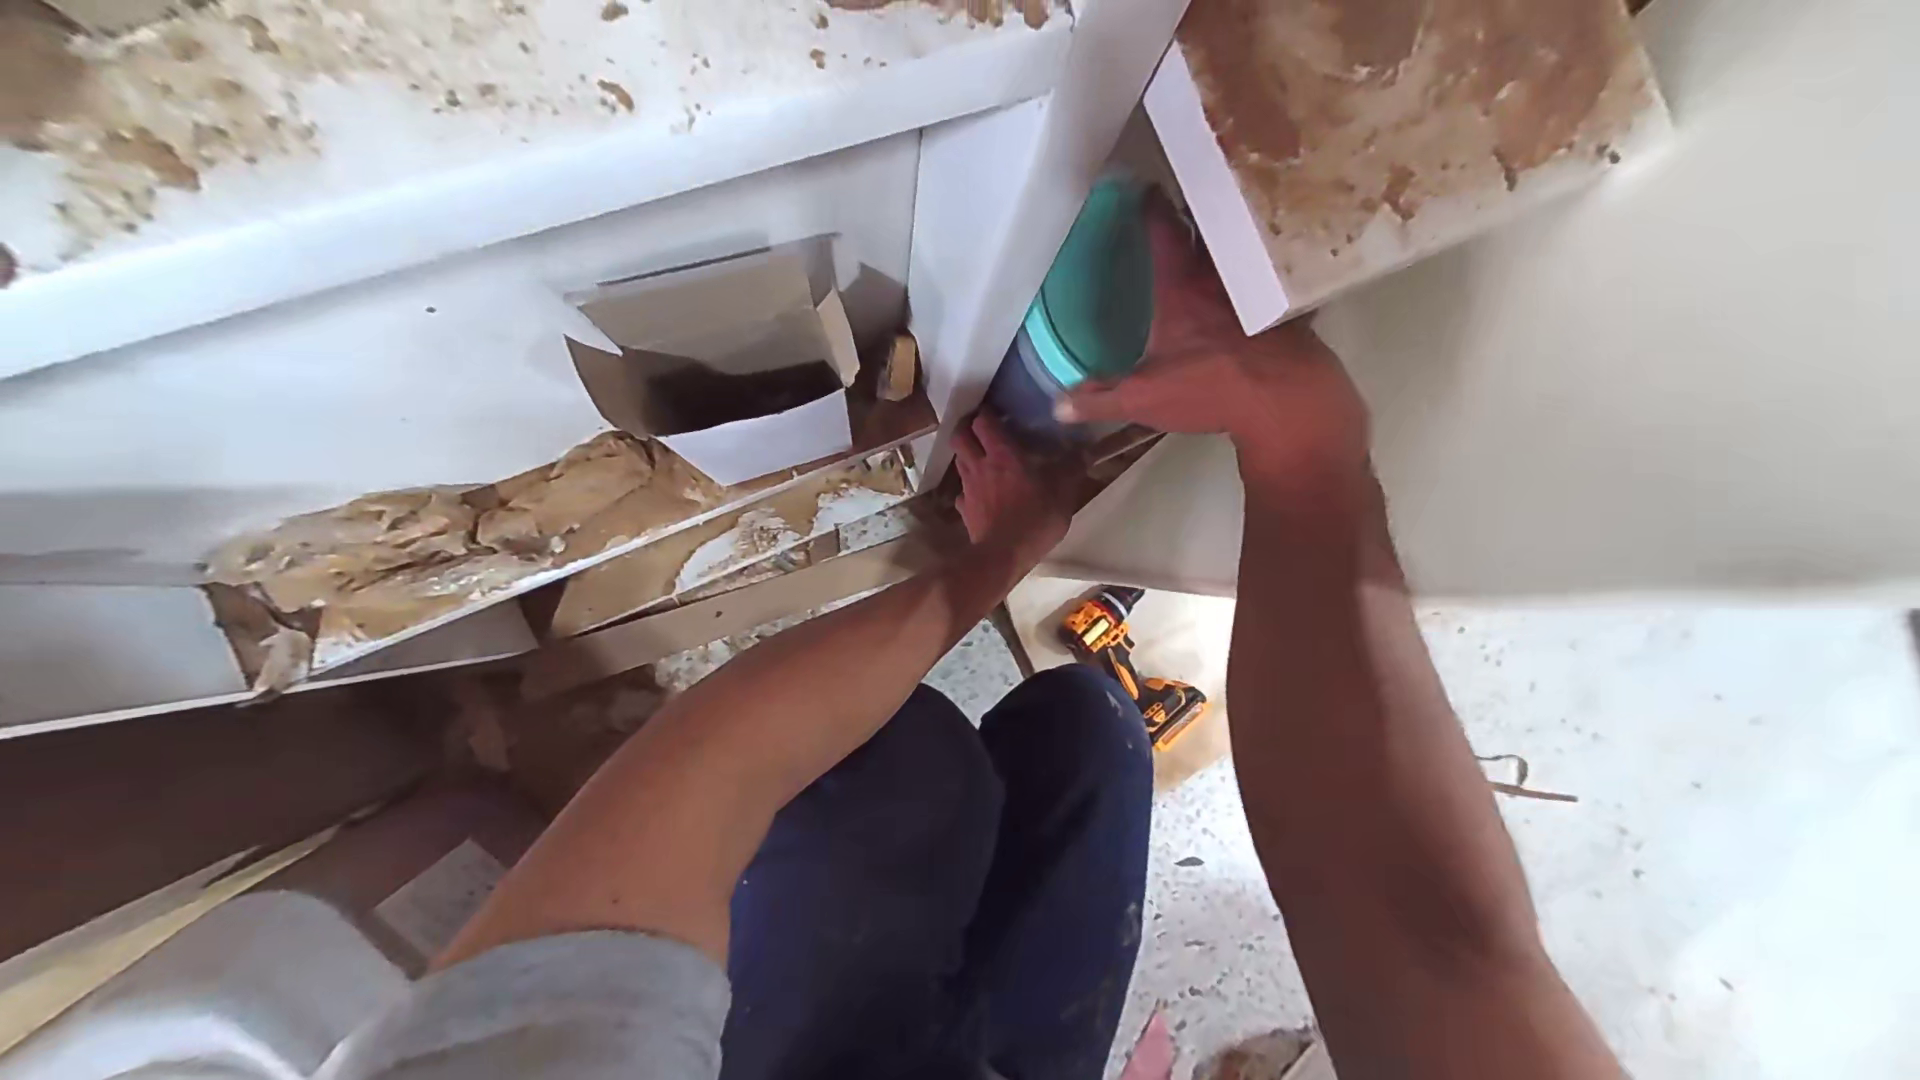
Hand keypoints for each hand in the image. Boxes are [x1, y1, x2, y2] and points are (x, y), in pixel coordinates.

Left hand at [951, 412, 1071, 562]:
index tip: (996, 412)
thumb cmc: (1035, 519)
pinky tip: (980, 494)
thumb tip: (1084, 450)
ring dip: (967, 454)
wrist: (1003, 555)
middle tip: (979, 429)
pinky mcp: (964, 510)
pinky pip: (962, 492)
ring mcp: (968, 488)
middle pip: (960, 436)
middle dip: (966, 428)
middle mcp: (980, 466)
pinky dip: (969, 488)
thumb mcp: (1063, 492)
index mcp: (1002, 454)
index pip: (984, 422)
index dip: (987, 413)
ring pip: (959, 461)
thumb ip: (1071, 468)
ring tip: (981, 457)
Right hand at [1055, 197, 1371, 498]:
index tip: (1143, 191)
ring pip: (1236, 254)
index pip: (1163, 231)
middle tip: (1179, 209)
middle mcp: (1219, 280)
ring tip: (1210, 244)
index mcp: (1180, 289)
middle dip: (1190, 216)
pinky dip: (1254, 278)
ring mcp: (1255, 293)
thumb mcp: (1142, 399)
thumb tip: (1058, 406)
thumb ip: (1098, 400)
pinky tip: (1250, 292)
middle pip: (1205, 232)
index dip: (1151, 208)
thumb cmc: (1207, 389)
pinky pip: (1265, 282)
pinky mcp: (1283, 313)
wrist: (1283, 401)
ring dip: (1223, 244)